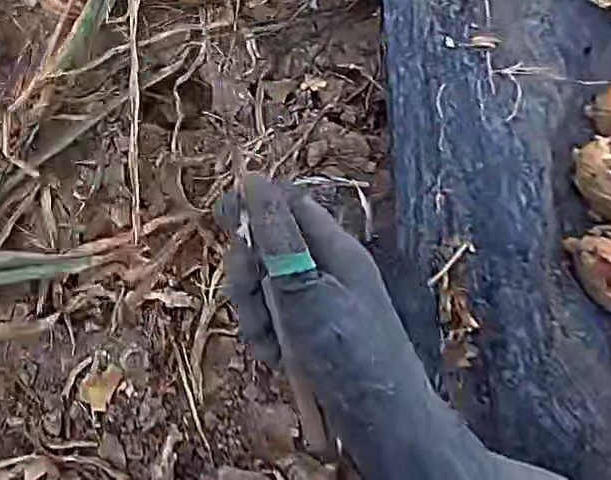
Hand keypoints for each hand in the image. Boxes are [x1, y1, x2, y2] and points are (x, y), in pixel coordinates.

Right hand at [220, 179, 565, 479]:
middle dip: (249, 271)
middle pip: (269, 246)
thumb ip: (276, 236)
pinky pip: (272, 321)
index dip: (254, 203)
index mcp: (333, 245)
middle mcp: (325, 267)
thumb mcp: (306, 288)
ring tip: (267, 341)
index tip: (222, 215)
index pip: (287, 202)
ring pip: (265, 286)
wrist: (388, 431)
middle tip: (250, 295)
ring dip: (255, 311)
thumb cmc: (349, 351)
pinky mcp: (309, 333)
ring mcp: (317, 302)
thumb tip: (254, 179)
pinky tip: (275, 360)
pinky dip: (266, 337)